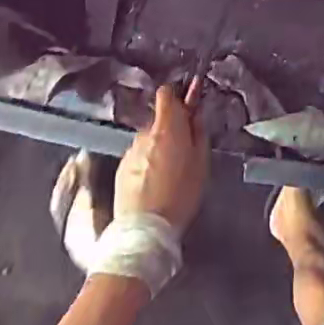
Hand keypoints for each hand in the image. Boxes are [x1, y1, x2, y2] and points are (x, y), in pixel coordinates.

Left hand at [114, 83, 207, 229]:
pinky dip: (147, 163)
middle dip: (171, 128)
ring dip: (159, 147)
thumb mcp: (202, 162)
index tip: (187, 106)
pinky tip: (155, 183)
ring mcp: (130, 152)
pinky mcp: (121, 169)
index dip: (177, 96)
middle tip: (185, 148)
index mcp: (168, 127)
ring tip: (170, 172)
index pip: (166, 93)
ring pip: (149, 140)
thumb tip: (196, 113)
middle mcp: (145, 134)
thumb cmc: (181, 194)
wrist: (145, 231)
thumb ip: (199, 132)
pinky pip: (138, 157)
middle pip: (159, 120)